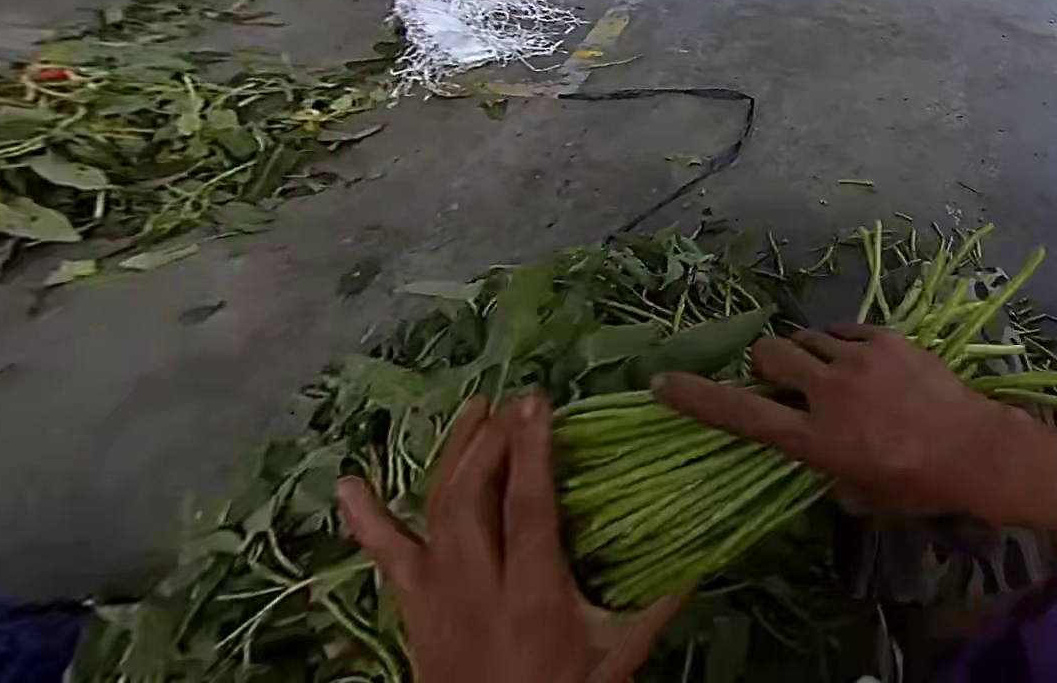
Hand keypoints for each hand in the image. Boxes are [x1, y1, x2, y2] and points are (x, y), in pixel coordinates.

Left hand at [336, 396, 683, 682]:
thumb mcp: (617, 657)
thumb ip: (661, 603)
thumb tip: (707, 551)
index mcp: (530, 595)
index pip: (527, 509)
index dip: (531, 454)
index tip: (538, 405)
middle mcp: (475, 588)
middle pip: (472, 501)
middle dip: (492, 443)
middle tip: (517, 401)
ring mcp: (434, 597)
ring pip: (433, 514)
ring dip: (452, 455)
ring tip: (474, 407)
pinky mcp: (413, 608)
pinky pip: (386, 557)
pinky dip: (366, 518)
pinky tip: (349, 483)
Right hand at [652, 327, 1042, 524]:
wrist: (973, 447)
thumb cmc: (915, 482)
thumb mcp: (859, 492)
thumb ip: (825, 468)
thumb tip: (816, 451)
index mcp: (814, 438)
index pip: (741, 414)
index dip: (697, 397)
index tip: (664, 381)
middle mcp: (828, 392)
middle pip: (770, 354)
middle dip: (766, 363)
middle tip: (783, 377)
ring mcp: (858, 358)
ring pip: (808, 338)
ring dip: (808, 354)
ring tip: (833, 371)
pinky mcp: (886, 338)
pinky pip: (846, 331)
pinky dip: (843, 345)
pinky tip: (864, 361)